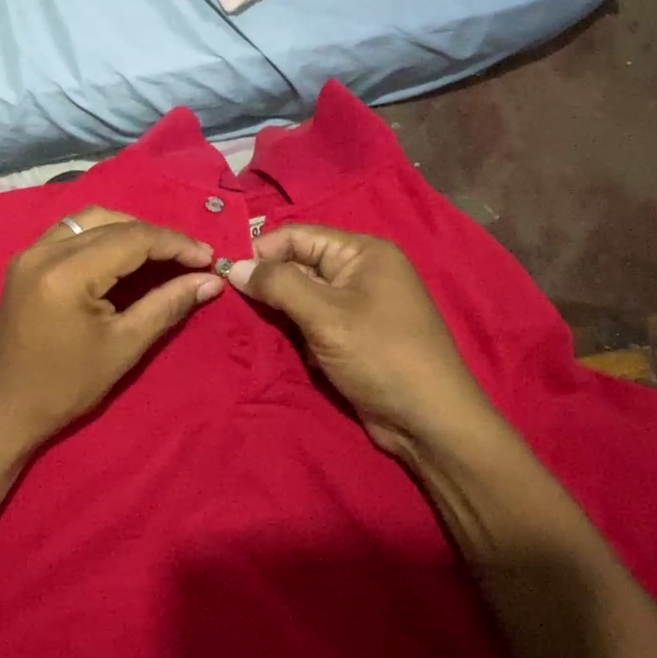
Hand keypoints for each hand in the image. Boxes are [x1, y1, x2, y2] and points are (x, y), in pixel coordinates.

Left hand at [0, 207, 223, 459]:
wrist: (5, 408)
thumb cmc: (67, 386)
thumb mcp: (124, 347)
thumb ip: (167, 305)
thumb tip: (211, 280)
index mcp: (67, 273)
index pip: (133, 238)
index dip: (175, 244)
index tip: (209, 258)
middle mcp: (44, 250)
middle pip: (113, 222)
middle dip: (156, 236)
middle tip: (191, 260)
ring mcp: (29, 252)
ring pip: (90, 220)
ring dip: (129, 231)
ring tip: (162, 256)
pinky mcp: (24, 261)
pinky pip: (71, 231)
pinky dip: (102, 236)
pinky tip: (124, 257)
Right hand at [226, 224, 500, 455]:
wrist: (430, 422)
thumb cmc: (381, 356)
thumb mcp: (325, 316)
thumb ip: (277, 285)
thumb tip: (233, 266)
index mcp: (363, 252)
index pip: (299, 235)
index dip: (262, 250)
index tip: (226, 274)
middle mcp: (363, 270)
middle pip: (300, 263)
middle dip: (271, 284)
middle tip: (237, 305)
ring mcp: (361, 304)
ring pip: (304, 295)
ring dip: (284, 313)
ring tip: (266, 329)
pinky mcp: (356, 334)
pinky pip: (316, 320)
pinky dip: (301, 333)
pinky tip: (300, 352)